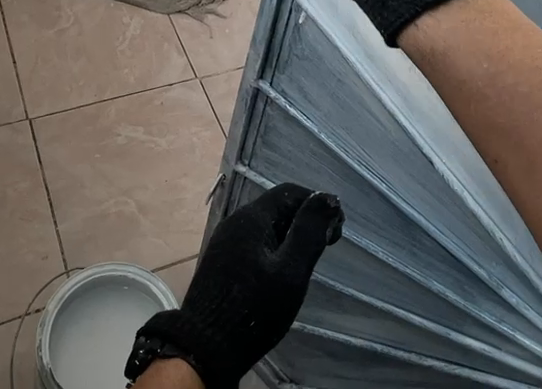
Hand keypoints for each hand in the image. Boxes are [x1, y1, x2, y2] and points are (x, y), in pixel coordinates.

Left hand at [126, 183, 344, 388]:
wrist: (204, 349)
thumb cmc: (253, 309)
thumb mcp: (290, 272)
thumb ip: (308, 232)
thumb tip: (327, 198)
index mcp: (251, 218)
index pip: (290, 192)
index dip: (317, 203)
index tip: (336, 227)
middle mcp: (236, 222)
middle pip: (278, 207)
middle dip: (306, 219)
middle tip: (328, 244)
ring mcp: (226, 242)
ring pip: (267, 227)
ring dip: (292, 235)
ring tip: (310, 259)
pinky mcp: (222, 262)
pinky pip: (256, 243)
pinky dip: (276, 248)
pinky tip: (283, 271)